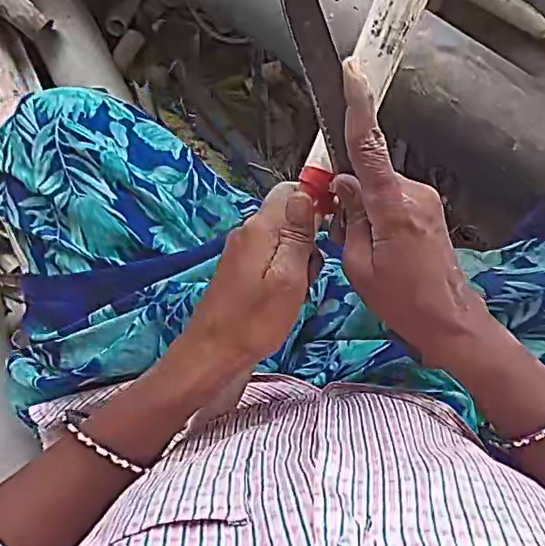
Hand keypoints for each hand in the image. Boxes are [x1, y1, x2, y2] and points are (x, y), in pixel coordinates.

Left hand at [173, 180, 318, 374]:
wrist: (213, 355)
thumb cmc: (254, 321)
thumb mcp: (288, 278)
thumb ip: (298, 235)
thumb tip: (305, 194)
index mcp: (259, 228)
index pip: (291, 190)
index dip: (316, 200)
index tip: (332, 226)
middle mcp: (248, 233)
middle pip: (290, 216)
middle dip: (310, 238)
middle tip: (311, 271)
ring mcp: (243, 252)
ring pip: (285, 239)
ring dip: (300, 259)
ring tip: (299, 289)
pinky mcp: (242, 270)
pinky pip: (274, 258)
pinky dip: (287, 272)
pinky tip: (287, 295)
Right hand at [331, 58, 496, 366]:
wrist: (450, 320)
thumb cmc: (404, 301)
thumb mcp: (358, 265)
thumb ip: (347, 218)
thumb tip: (343, 187)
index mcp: (392, 206)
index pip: (369, 145)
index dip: (358, 106)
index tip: (351, 73)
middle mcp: (413, 194)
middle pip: (367, 170)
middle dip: (346, 190)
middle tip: (339, 227)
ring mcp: (425, 200)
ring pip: (378, 187)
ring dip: (363, 207)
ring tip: (367, 249)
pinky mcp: (429, 209)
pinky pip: (392, 198)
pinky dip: (378, 212)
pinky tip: (380, 245)